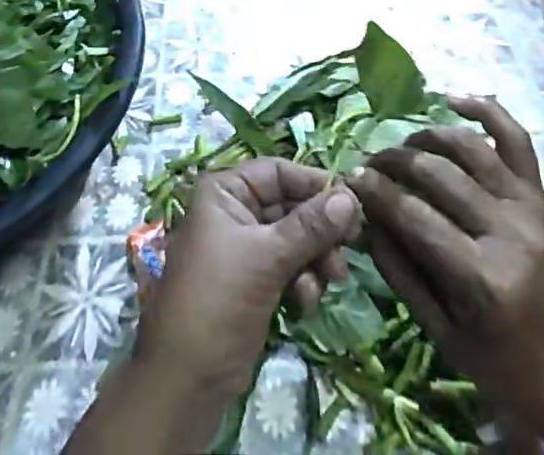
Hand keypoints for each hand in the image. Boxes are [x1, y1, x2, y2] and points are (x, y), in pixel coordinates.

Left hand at [136, 158, 360, 393]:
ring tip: (326, 283)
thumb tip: (350, 197)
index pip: (277, 172)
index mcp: (223, 191)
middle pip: (291, 205)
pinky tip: (303, 304)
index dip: (314, 185)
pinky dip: (303, 282)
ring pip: (297, 239)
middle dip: (320, 231)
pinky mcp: (255, 279)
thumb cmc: (219, 297)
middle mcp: (233, 211)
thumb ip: (311, 226)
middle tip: (350, 250)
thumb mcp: (267, 257)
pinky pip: (291, 267)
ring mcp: (244, 246)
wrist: (190, 372)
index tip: (354, 205)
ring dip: (315, 261)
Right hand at [347, 97, 543, 445]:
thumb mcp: (436, 328)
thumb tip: (361, 213)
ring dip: (424, 137)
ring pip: (468, 148)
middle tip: (366, 165)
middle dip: (390, 161)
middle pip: (435, 173)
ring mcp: (532, 211)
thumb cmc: (500, 362)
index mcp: (483, 278)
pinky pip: (517, 141)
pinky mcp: (542, 200)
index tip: (346, 176)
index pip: (412, 213)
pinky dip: (486, 111)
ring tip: (400, 147)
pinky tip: (452, 98)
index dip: (372, 189)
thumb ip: (396, 266)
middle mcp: (511, 234)